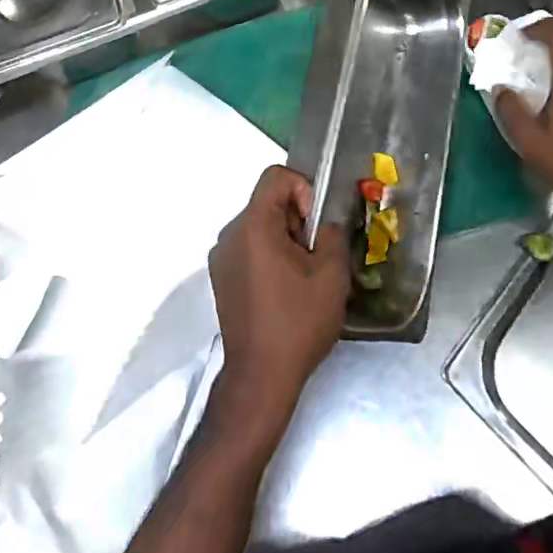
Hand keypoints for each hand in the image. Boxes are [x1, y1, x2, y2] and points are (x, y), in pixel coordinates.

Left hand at [208, 166, 347, 414]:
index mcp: (253, 225)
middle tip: (315, 256)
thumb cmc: (298, 323)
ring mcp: (220, 255)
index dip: (303, 189)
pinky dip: (268, 255)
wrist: (260, 375)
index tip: (316, 225)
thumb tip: (326, 221)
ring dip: (284, 239)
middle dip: (297, 220)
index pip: (275, 176)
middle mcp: (230, 232)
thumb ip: (332, 234)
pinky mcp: (220, 275)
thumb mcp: (331, 275)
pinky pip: (248, 247)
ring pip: (259, 226)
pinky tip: (283, 289)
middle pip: (267, 202)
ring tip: (302, 277)